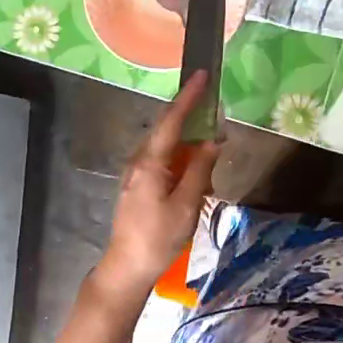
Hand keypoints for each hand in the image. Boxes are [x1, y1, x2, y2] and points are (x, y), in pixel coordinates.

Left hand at [91, 72, 221, 309]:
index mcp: (150, 163)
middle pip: (167, 130)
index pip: (172, 121)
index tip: (201, 75)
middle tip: (215, 112)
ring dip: (188, 145)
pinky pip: (161, 162)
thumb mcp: (186, 205)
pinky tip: (194, 173)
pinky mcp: (137, 185)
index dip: (188, 98)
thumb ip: (200, 170)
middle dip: (192, 119)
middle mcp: (138, 161)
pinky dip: (180, 160)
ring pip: (165, 147)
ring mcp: (135, 173)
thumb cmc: (158, 238)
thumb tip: (213, 142)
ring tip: (211, 150)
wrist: (127, 266)